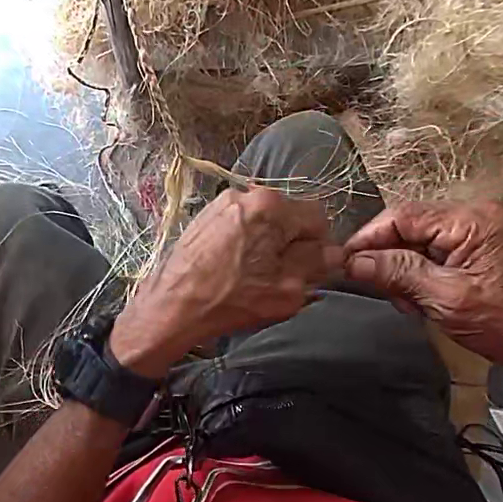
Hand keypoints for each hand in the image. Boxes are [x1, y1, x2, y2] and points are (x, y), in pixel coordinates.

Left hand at [109, 188, 343, 377]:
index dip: (318, 247)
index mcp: (271, 205)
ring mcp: (220, 203)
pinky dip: (243, 243)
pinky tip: (232, 269)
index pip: (317, 219)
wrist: (171, 307)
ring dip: (265, 244)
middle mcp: (245, 193)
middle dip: (290, 244)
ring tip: (250, 275)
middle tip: (278, 277)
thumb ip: (316, 264)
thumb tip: (331, 252)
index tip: (307, 271)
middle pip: (288, 217)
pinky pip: (238, 225)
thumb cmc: (230, 300)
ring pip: (262, 222)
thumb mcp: (287, 289)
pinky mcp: (203, 217)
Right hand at [343, 200, 502, 405]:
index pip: (402, 216)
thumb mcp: (441, 297)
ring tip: (408, 301)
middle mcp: (473, 214)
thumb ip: (396, 272)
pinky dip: (416, 273)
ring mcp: (475, 229)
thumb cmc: (500, 321)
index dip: (368, 238)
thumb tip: (352, 262)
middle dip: (387, 258)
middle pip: (406, 226)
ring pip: (414, 240)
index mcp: (471, 220)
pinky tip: (419, 297)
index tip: (344, 262)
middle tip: (382, 290)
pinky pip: (429, 250)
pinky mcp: (473, 245)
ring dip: (400, 270)